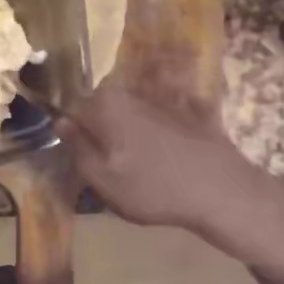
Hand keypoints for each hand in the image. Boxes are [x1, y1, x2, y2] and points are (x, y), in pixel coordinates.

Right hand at [58, 81, 256, 232]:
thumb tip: (62, 123)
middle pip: (104, 109)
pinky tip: (165, 154)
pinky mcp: (193, 112)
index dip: (71, 132)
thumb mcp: (101, 179)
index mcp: (106, 105)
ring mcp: (166, 99)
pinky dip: (160, 131)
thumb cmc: (152, 188)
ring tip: (136, 166)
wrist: (220, 190)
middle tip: (106, 166)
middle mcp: (134, 93)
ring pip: (133, 114)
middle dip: (100, 131)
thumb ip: (78, 147)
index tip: (77, 157)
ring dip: (129, 133)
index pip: (73, 109)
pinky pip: (164, 118)